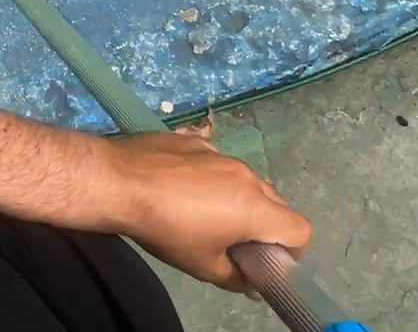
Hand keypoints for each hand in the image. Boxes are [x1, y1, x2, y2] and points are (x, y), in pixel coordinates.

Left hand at [103, 132, 311, 292]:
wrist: (118, 181)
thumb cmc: (166, 227)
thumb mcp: (206, 267)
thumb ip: (239, 278)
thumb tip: (250, 279)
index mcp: (255, 206)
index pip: (300, 228)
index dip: (292, 249)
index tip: (267, 258)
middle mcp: (242, 173)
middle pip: (274, 201)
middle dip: (266, 223)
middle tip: (237, 239)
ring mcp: (215, 151)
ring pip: (243, 178)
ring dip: (237, 196)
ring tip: (206, 211)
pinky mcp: (188, 139)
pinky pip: (214, 160)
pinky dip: (209, 175)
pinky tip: (181, 185)